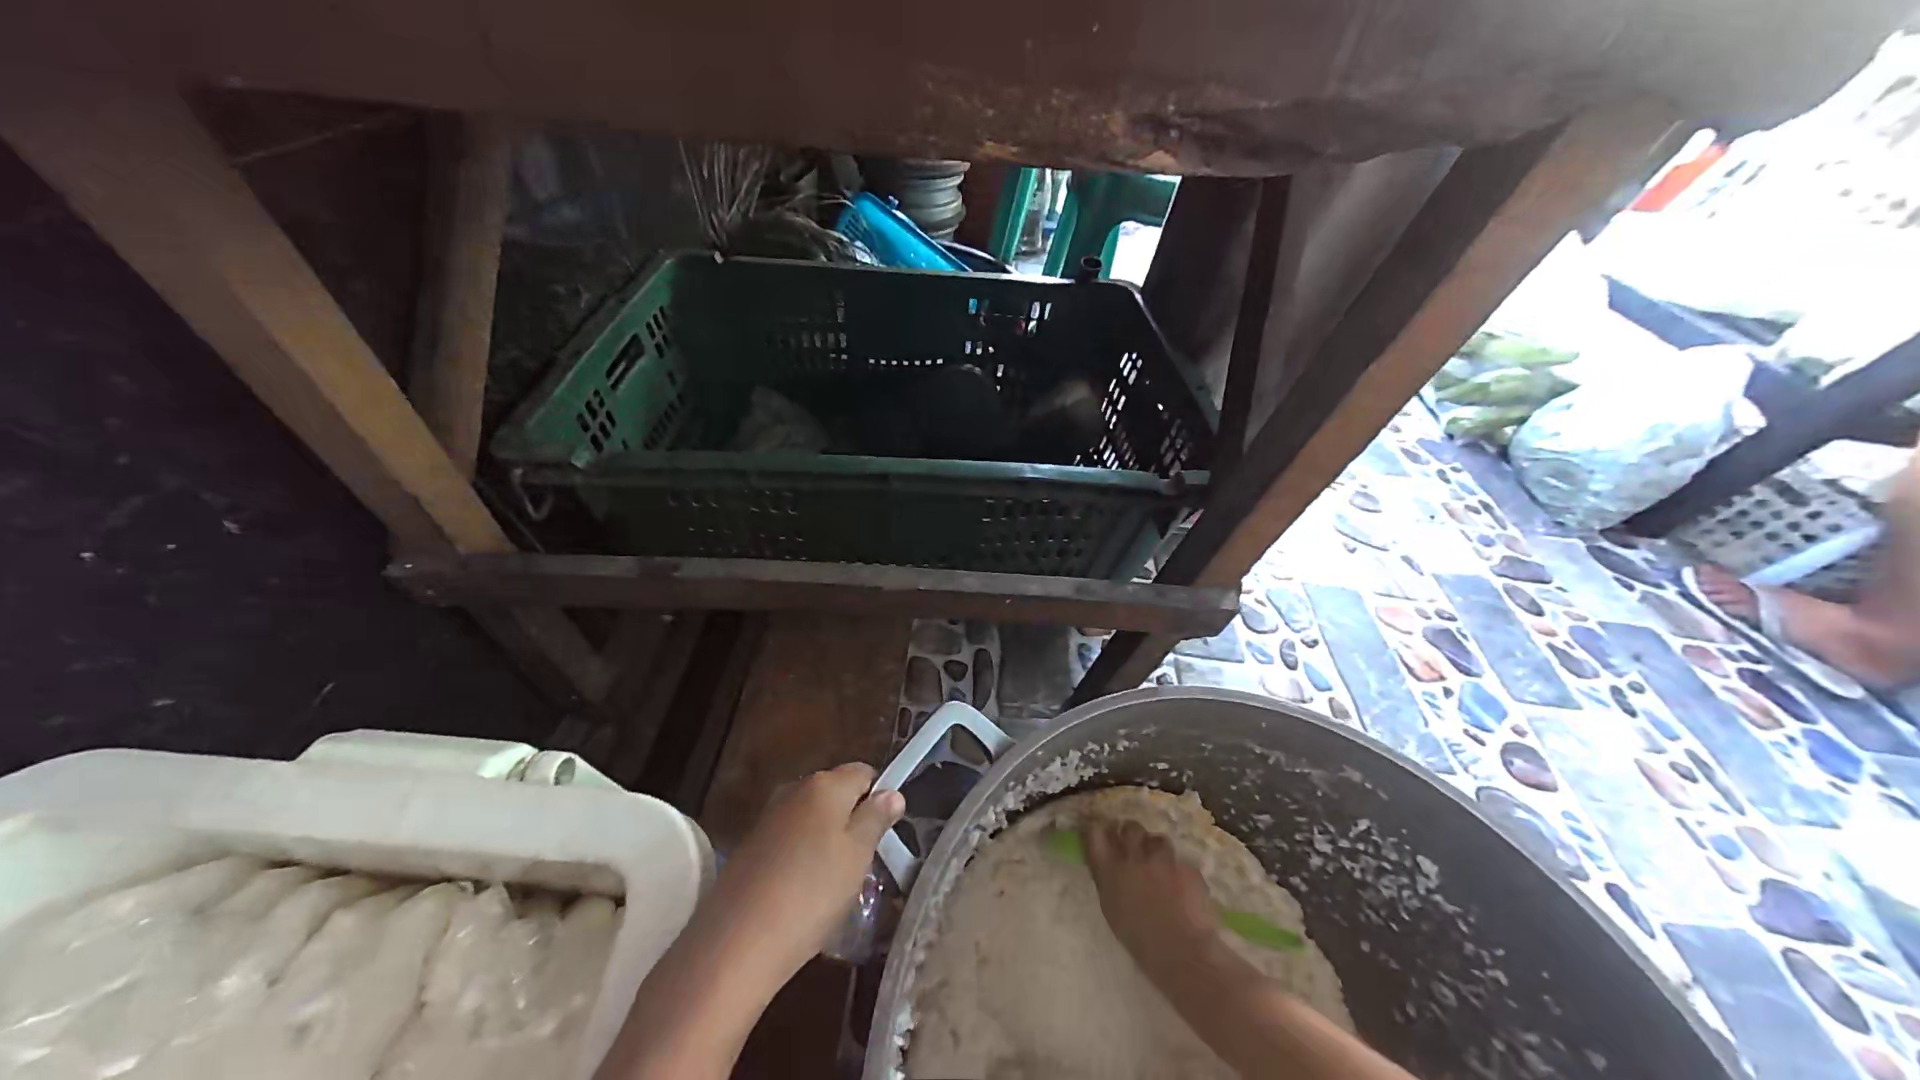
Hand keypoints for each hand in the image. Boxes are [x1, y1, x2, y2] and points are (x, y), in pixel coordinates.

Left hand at [705, 763, 904, 980]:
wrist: (736, 942)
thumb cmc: (812, 892)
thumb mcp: (858, 855)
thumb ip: (876, 818)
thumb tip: (891, 792)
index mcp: (825, 784)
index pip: (864, 773)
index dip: (879, 799)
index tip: (883, 835)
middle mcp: (794, 789)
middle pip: (836, 794)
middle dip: (853, 821)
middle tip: (863, 863)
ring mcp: (768, 818)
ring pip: (812, 820)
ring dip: (827, 843)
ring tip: (834, 885)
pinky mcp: (750, 846)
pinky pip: (789, 841)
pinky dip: (802, 859)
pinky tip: (803, 894)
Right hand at [1085, 819, 1217, 969]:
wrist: (1182, 953)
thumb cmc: (1140, 940)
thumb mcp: (1112, 910)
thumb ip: (1107, 881)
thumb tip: (1106, 865)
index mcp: (1110, 871)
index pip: (1096, 834)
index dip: (1100, 832)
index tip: (1104, 834)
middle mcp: (1134, 858)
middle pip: (1130, 828)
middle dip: (1133, 834)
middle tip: (1137, 847)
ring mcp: (1163, 860)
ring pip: (1158, 839)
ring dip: (1157, 849)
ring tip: (1162, 866)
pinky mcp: (1187, 867)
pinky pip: (1180, 860)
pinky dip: (1180, 870)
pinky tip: (1183, 887)